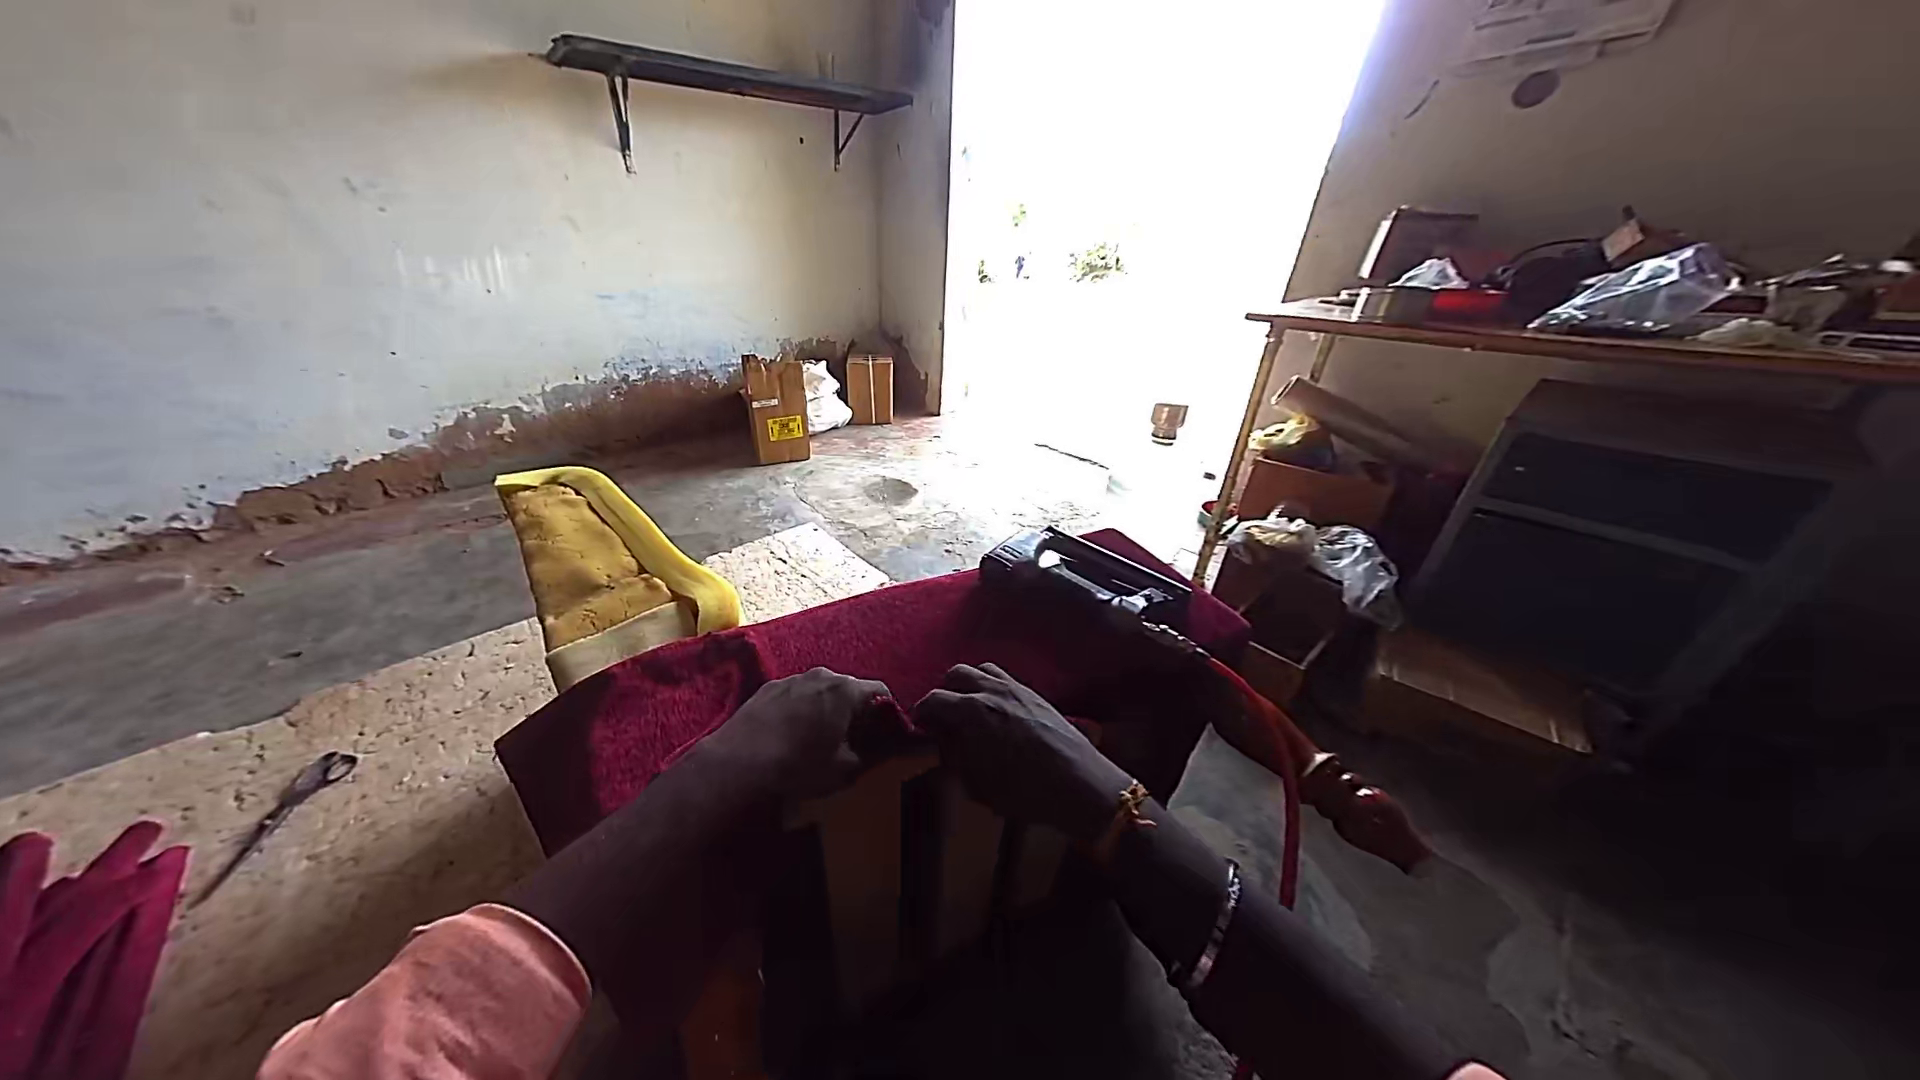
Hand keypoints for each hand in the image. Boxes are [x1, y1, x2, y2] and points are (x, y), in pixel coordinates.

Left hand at [700, 667, 890, 800]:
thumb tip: (884, 748)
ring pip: (821, 691)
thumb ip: (872, 754)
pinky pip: (796, 695)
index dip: (888, 714)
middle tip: (853, 740)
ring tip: (817, 739)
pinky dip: (801, 710)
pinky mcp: (767, 688)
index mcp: (846, 690)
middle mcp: (821, 675)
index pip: (882, 692)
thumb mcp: (845, 770)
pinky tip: (790, 735)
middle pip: (850, 689)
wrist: (736, 764)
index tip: (884, 736)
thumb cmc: (798, 766)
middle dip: (856, 711)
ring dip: (826, 709)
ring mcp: (791, 678)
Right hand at [914, 663, 1134, 843]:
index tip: (919, 727)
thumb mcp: (977, 783)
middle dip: (944, 692)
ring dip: (969, 684)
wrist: (1080, 785)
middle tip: (943, 716)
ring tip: (968, 708)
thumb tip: (942, 738)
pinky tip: (995, 709)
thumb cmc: (1025, 792)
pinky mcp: (1035, 693)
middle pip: (956, 674)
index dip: (920, 713)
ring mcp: (1016, 687)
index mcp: (972, 711)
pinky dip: (991, 685)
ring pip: (981, 669)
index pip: (933, 700)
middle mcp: (992, 689)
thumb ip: (953, 755)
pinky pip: (1004, 677)